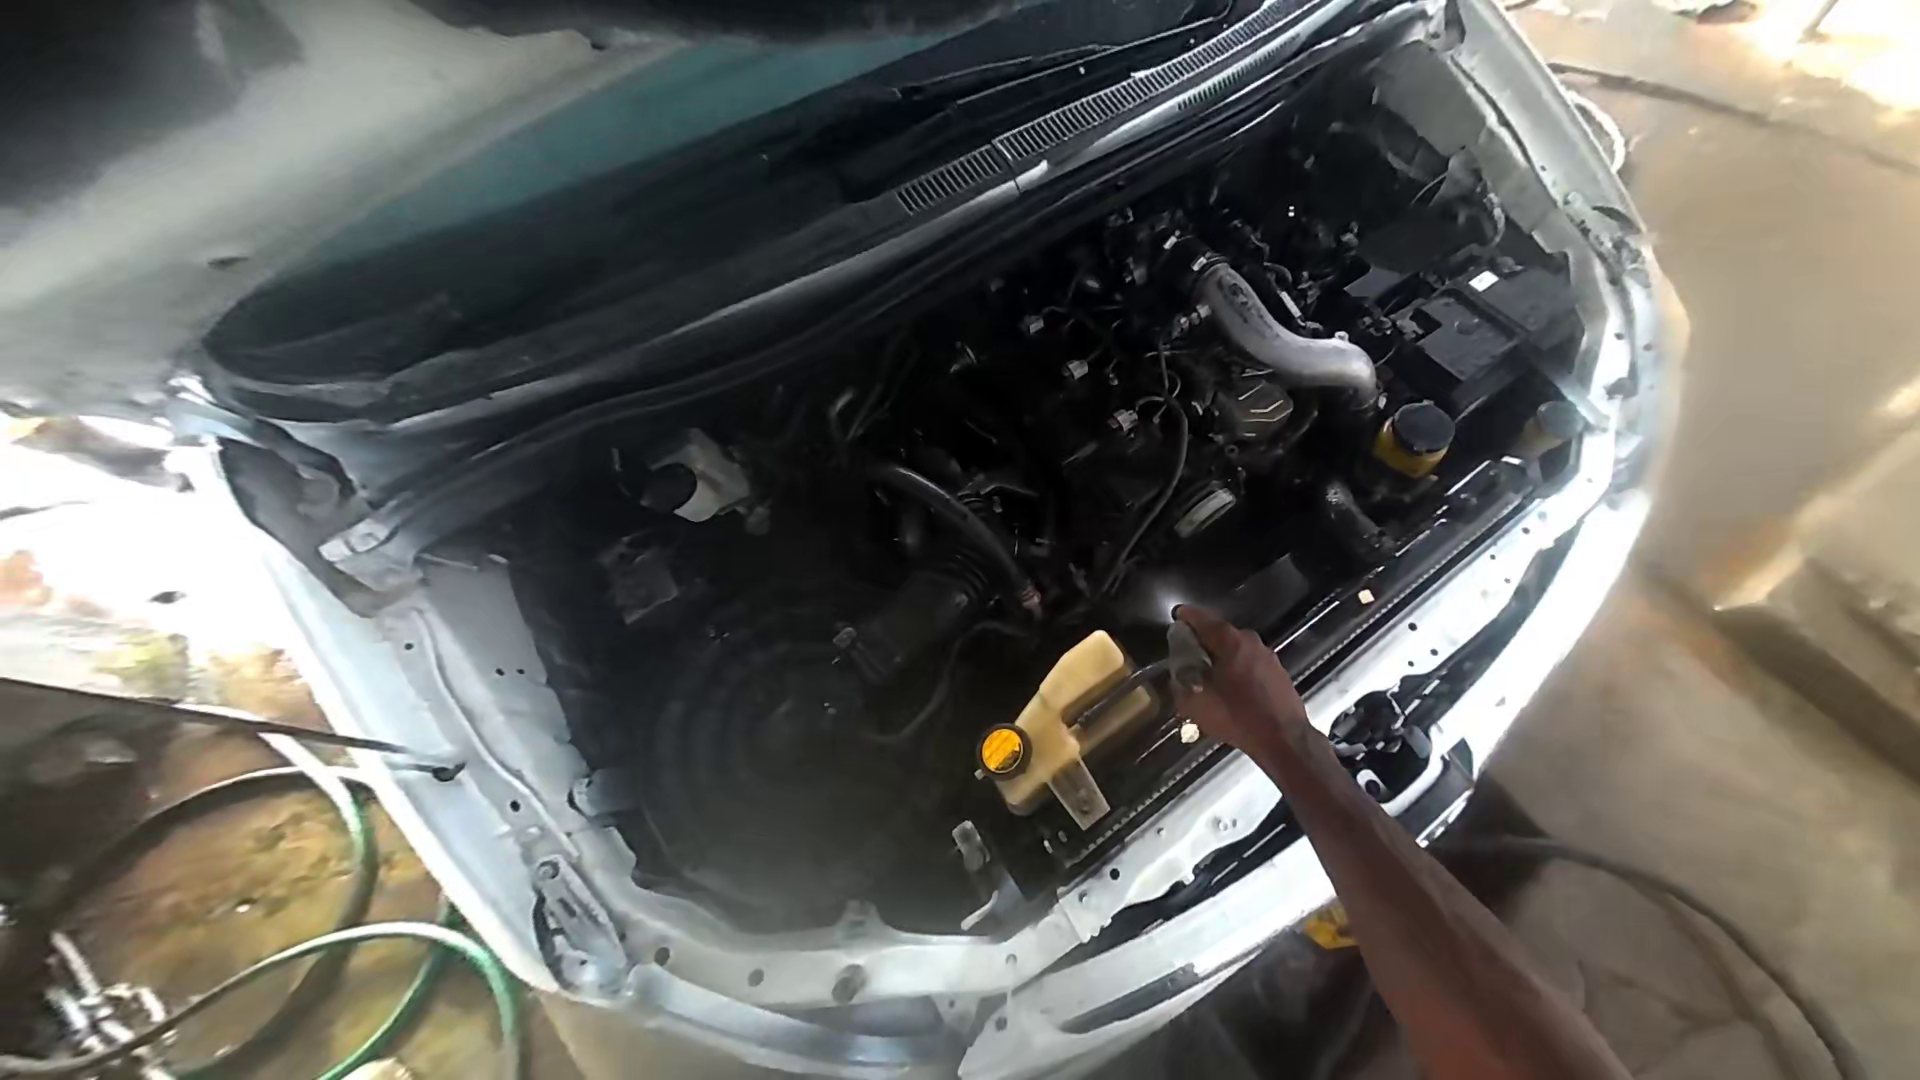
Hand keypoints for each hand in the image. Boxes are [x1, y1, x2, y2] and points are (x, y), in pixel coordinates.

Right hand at [1172, 606, 1311, 757]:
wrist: (1284, 740)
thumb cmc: (1236, 715)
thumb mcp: (1194, 703)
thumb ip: (1179, 682)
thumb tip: (1178, 674)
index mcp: (1229, 641)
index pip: (1202, 618)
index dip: (1186, 616)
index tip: (1177, 617)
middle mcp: (1250, 641)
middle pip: (1221, 632)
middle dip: (1204, 639)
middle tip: (1189, 652)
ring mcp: (1268, 657)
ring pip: (1237, 648)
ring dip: (1222, 655)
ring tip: (1210, 672)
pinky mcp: (1279, 674)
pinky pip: (1251, 663)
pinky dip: (1238, 668)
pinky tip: (1232, 687)